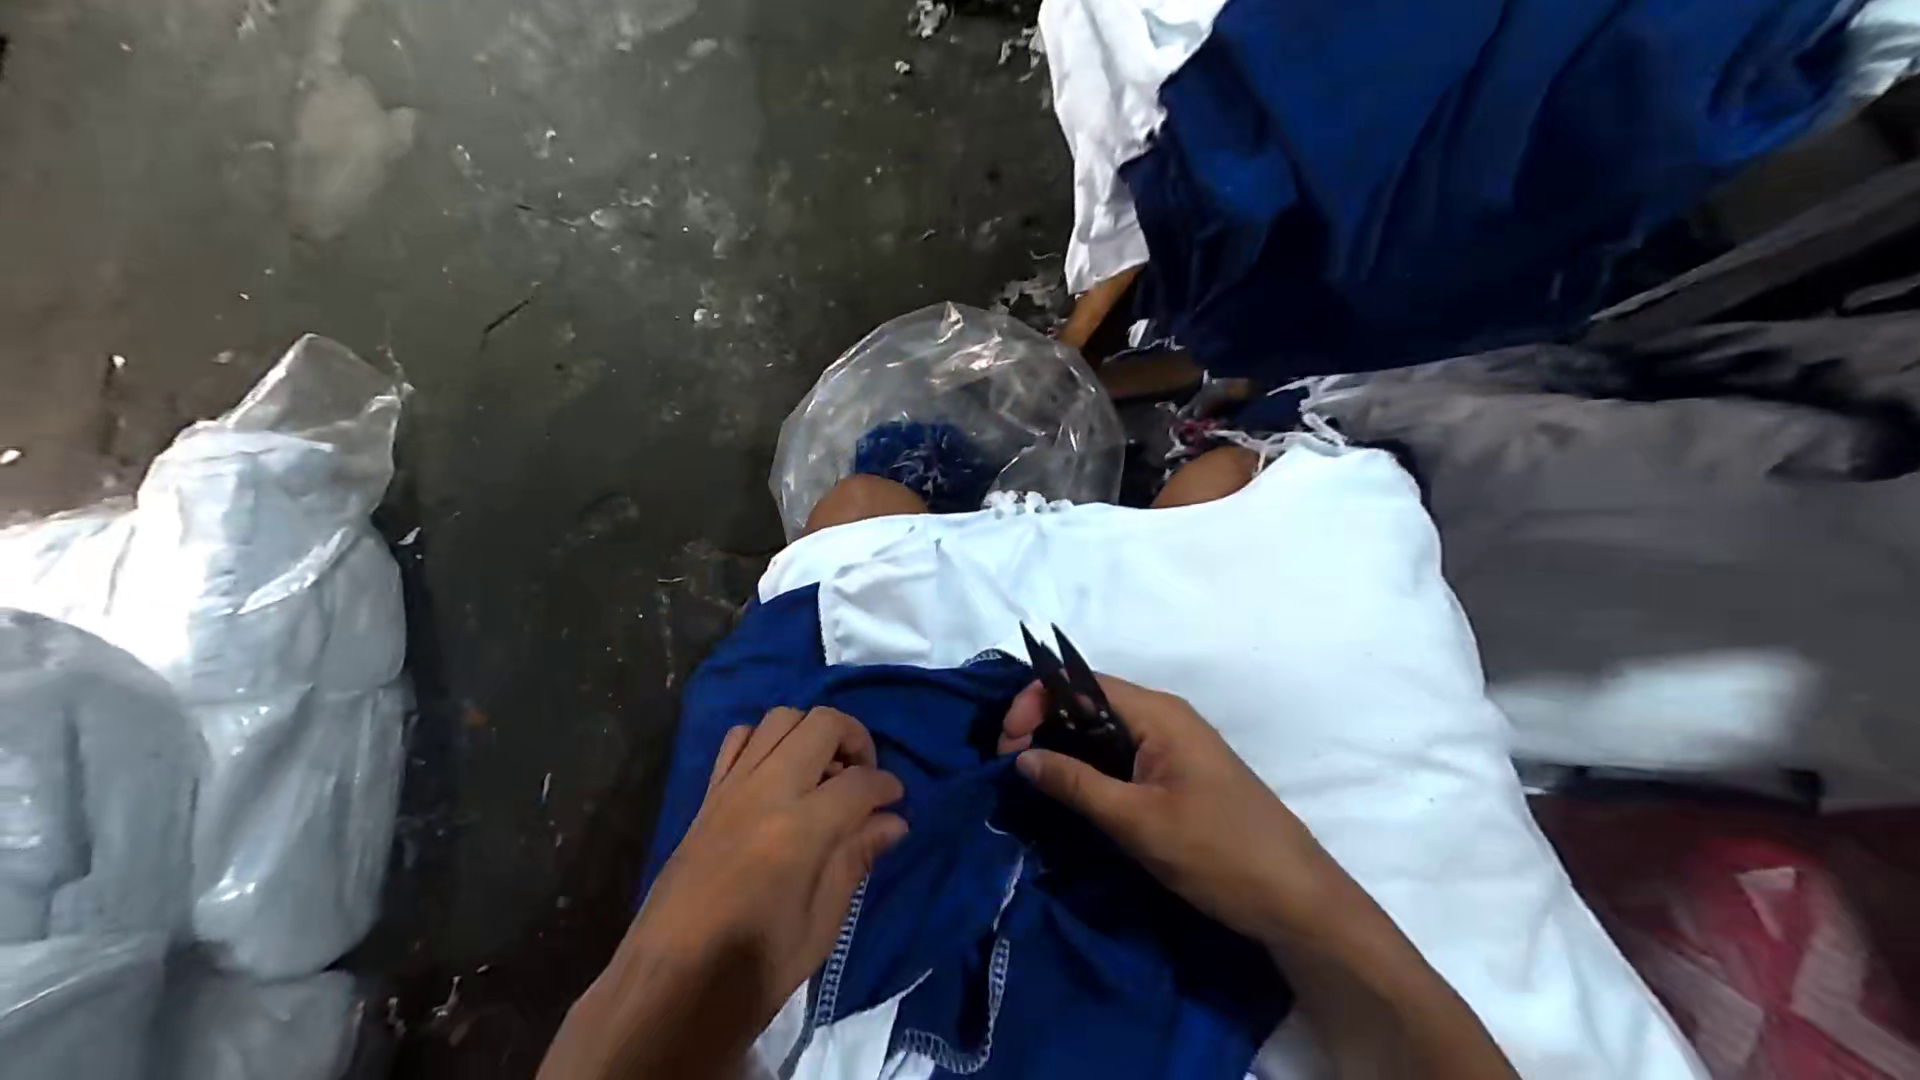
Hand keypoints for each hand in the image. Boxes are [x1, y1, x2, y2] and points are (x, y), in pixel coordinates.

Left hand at [539, 707, 906, 1079]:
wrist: (670, 984)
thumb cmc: (754, 966)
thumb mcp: (821, 923)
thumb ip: (856, 858)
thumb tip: (893, 821)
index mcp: (800, 828)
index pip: (860, 782)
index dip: (888, 787)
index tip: (896, 802)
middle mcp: (768, 789)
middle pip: (823, 724)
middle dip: (856, 739)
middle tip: (863, 775)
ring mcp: (733, 786)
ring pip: (781, 718)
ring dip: (812, 733)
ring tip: (822, 772)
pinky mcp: (709, 794)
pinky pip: (739, 739)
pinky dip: (766, 741)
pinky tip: (778, 774)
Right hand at [1003, 677, 1520, 1078]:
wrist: (1299, 900)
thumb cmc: (1218, 852)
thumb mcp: (1138, 822)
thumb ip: (1076, 784)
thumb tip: (1022, 757)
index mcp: (1157, 713)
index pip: (1080, 682)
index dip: (1036, 701)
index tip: (1007, 743)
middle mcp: (1164, 716)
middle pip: (1089, 700)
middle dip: (1044, 721)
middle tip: (1012, 763)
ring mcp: (1173, 744)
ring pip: (1103, 727)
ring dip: (1064, 744)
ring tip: (1031, 775)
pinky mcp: (1176, 770)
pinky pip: (1120, 751)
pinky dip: (1088, 762)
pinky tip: (1070, 788)